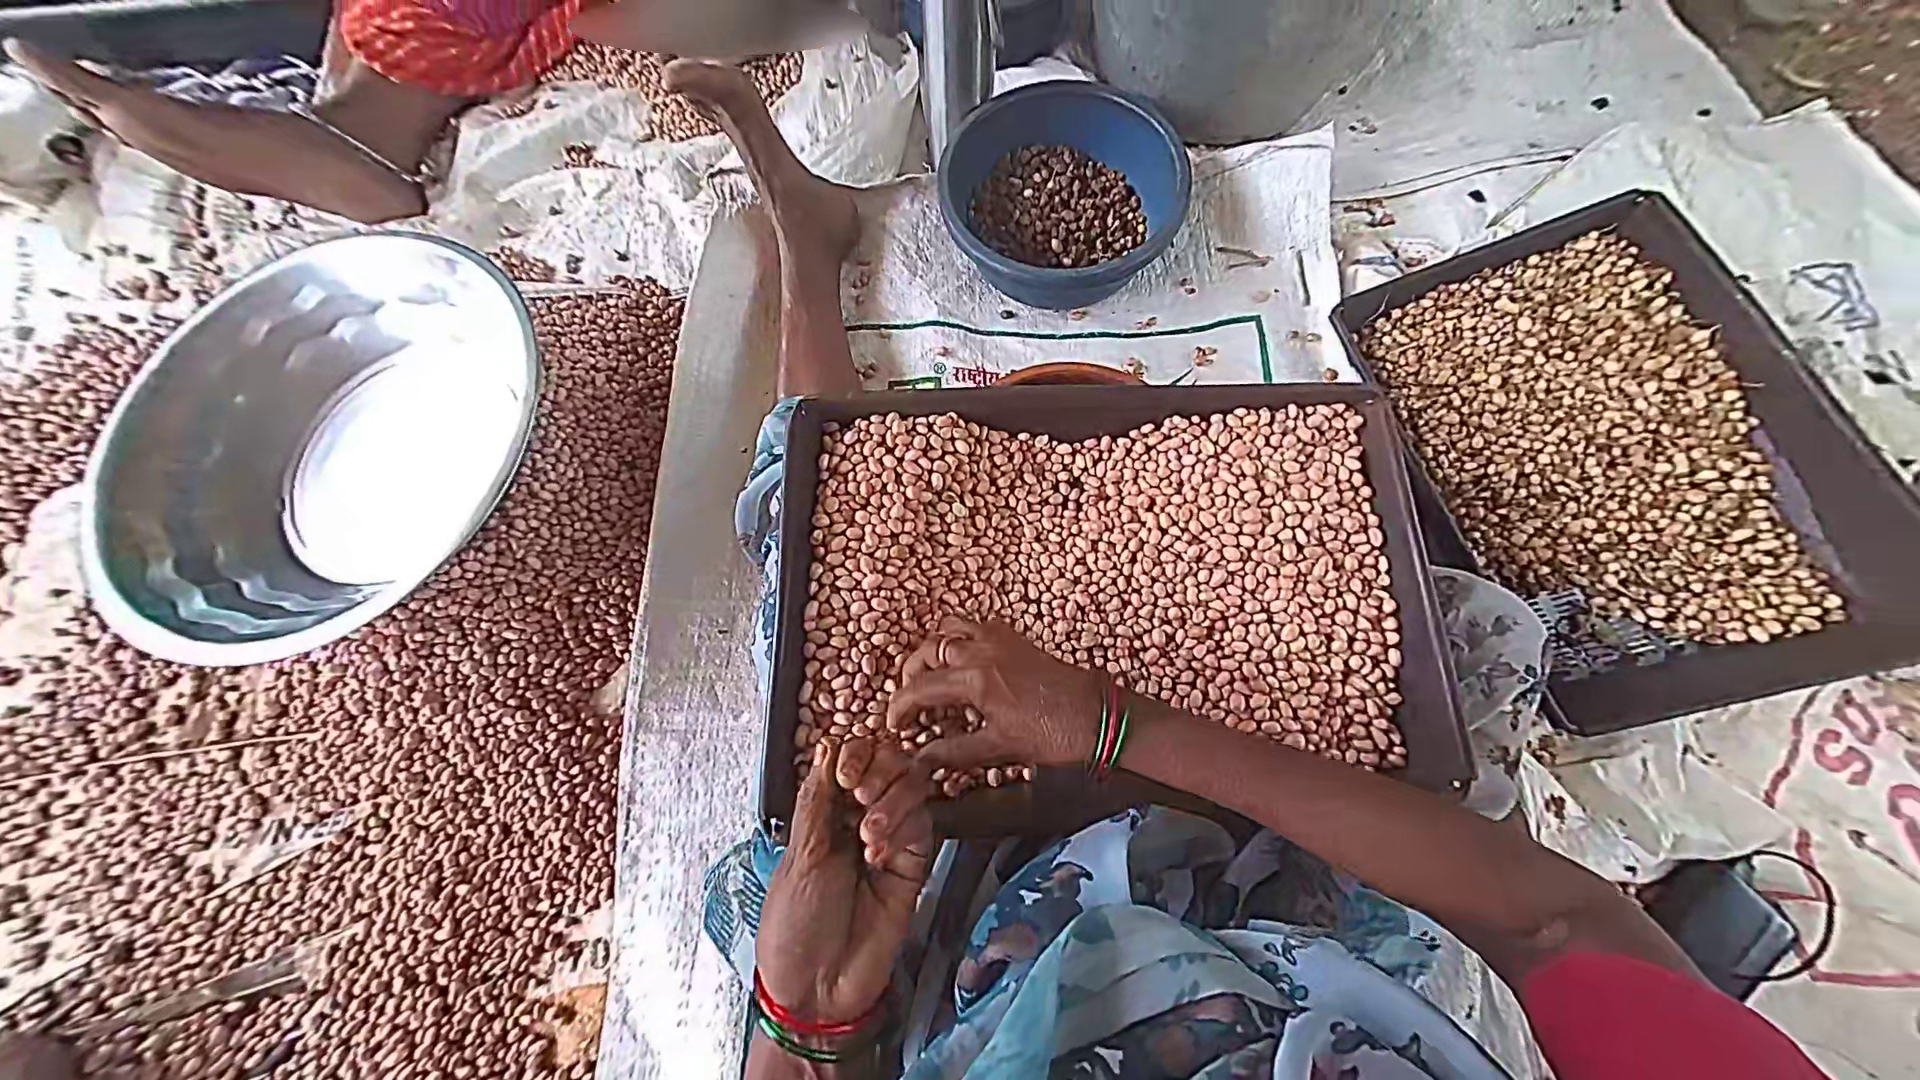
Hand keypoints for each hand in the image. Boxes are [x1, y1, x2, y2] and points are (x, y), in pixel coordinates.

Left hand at [756, 738, 934, 1024]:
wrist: (819, 990)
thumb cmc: (796, 924)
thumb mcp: (799, 855)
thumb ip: (818, 798)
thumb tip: (827, 745)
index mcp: (828, 809)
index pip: (852, 757)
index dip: (855, 753)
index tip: (846, 772)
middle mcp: (862, 814)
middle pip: (889, 761)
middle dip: (879, 768)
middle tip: (861, 793)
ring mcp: (892, 834)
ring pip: (911, 784)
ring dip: (892, 799)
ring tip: (868, 834)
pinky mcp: (914, 858)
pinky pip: (921, 822)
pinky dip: (901, 828)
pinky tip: (878, 856)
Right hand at [887, 617, 1105, 771]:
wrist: (1095, 714)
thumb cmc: (1052, 733)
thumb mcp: (1000, 748)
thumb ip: (954, 752)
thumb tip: (921, 759)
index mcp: (975, 680)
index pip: (920, 688)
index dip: (900, 707)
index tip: (895, 724)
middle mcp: (981, 650)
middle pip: (927, 651)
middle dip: (911, 674)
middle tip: (910, 700)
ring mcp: (998, 638)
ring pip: (948, 629)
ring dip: (932, 650)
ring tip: (931, 675)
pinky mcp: (1012, 636)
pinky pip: (973, 624)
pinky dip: (958, 637)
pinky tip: (962, 661)